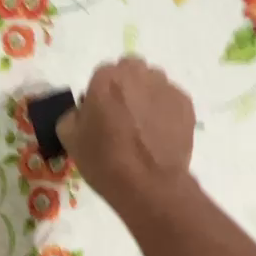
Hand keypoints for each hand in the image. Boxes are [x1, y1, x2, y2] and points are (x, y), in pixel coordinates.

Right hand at [56, 57, 197, 217]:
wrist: (147, 184)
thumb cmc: (103, 161)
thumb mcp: (69, 140)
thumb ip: (73, 116)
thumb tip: (83, 111)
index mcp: (106, 79)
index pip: (100, 75)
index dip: (98, 95)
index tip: (98, 116)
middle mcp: (138, 74)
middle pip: (129, 71)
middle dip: (124, 87)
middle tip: (119, 117)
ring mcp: (165, 87)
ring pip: (152, 83)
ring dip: (144, 97)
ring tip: (141, 128)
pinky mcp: (185, 103)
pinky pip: (169, 100)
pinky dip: (163, 112)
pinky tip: (156, 136)